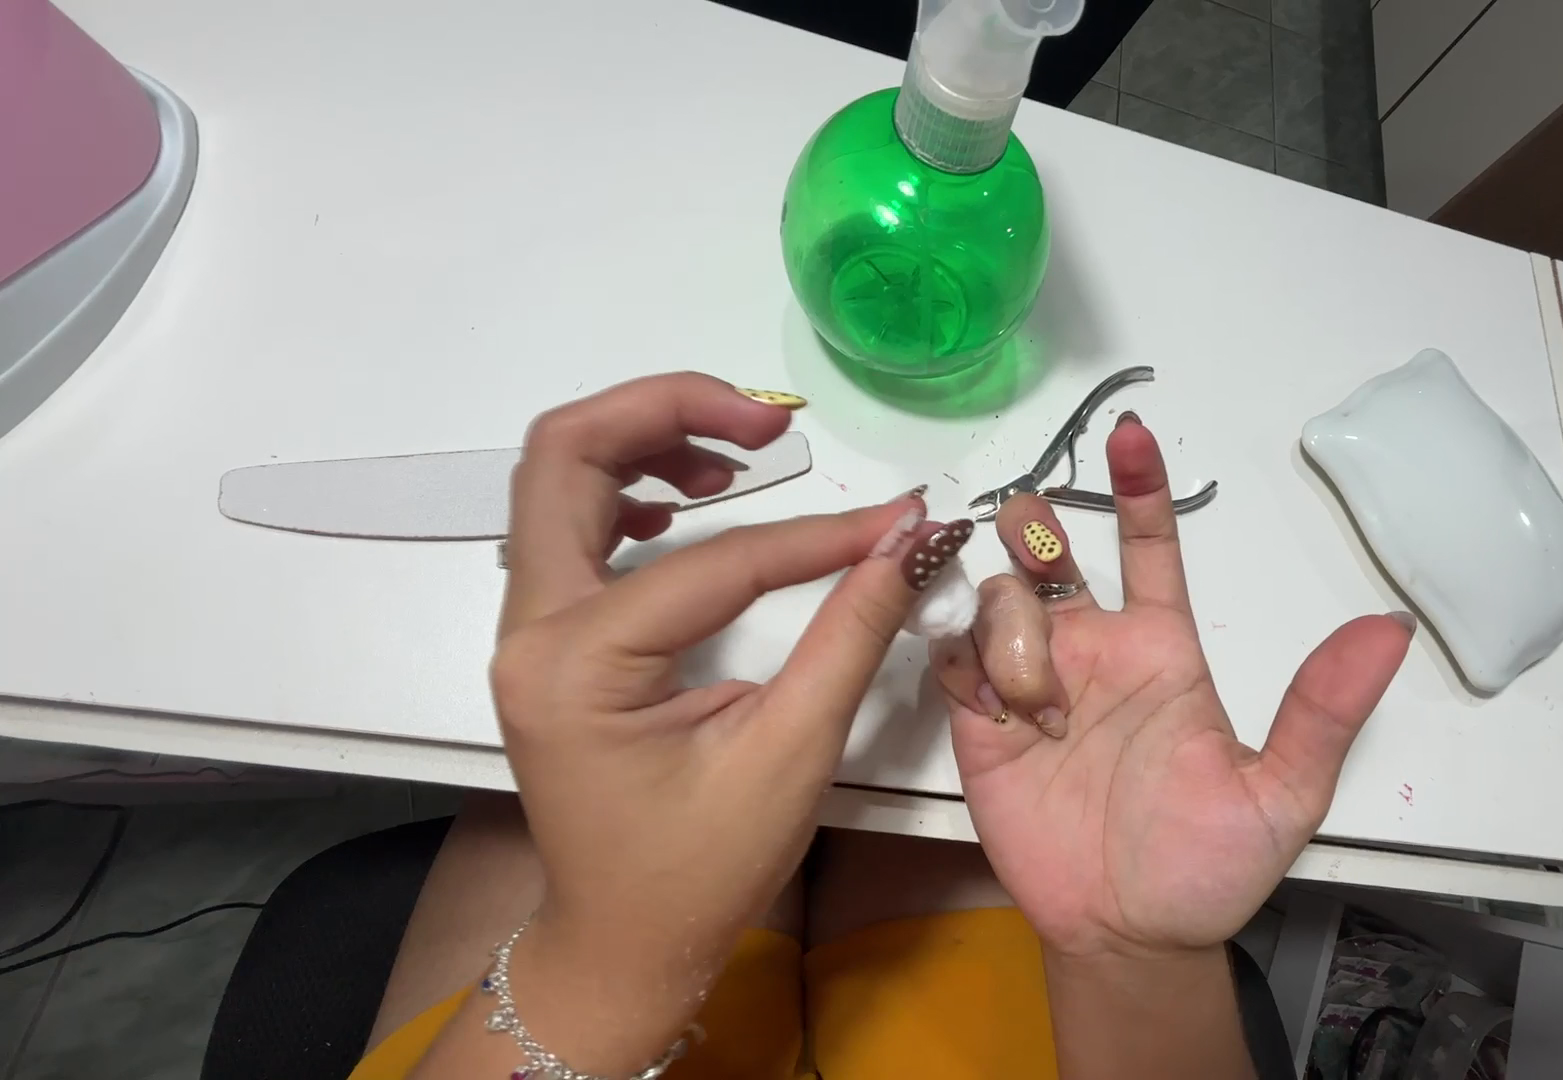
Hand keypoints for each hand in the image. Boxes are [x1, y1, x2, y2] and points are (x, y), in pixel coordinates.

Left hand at [485, 373, 972, 1066]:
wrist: (623, 939)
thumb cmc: (704, 864)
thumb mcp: (792, 751)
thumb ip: (851, 633)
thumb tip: (907, 540)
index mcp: (580, 665)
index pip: (716, 561)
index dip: (820, 535)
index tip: (896, 519)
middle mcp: (532, 628)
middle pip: (569, 454)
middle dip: (672, 410)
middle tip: (769, 423)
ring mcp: (532, 626)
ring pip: (563, 476)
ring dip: (649, 438)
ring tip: (740, 456)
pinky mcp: (555, 634)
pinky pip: (576, 522)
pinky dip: (634, 486)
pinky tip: (693, 503)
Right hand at [933, 412, 1412, 960]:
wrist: (1125, 929)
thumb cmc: (1204, 862)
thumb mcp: (1279, 794)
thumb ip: (1322, 711)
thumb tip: (1390, 627)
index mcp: (1158, 646)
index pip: (1147, 546)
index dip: (1139, 488)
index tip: (1128, 432)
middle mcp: (1090, 646)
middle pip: (1049, 551)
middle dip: (1035, 527)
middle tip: (1032, 543)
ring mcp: (1031, 676)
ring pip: (1000, 597)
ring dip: (1012, 631)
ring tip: (1037, 705)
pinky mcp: (979, 714)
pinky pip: (955, 654)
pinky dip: (965, 660)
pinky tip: (994, 706)